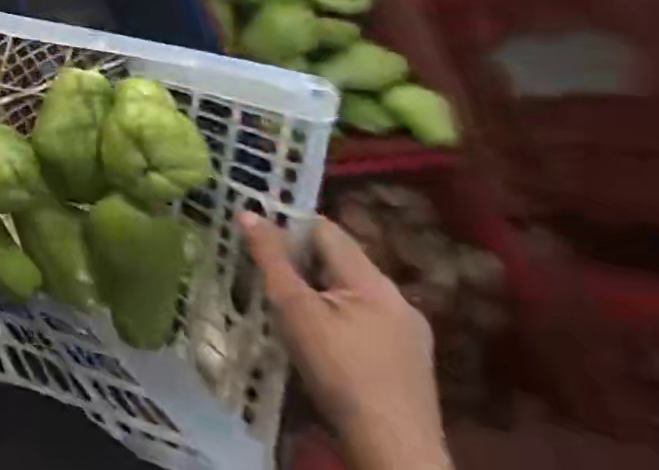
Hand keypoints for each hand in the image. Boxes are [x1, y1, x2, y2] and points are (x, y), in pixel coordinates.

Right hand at [240, 213, 450, 469]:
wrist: (394, 451)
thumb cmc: (339, 372)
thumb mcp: (294, 309)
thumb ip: (271, 259)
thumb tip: (249, 213)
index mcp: (373, 280)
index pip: (325, 230)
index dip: (288, 227)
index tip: (257, 238)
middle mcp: (397, 298)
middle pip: (339, 260)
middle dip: (300, 261)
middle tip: (264, 272)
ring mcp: (409, 331)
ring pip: (351, 290)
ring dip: (318, 289)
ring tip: (285, 304)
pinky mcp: (409, 360)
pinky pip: (365, 318)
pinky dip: (337, 315)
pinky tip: (319, 337)